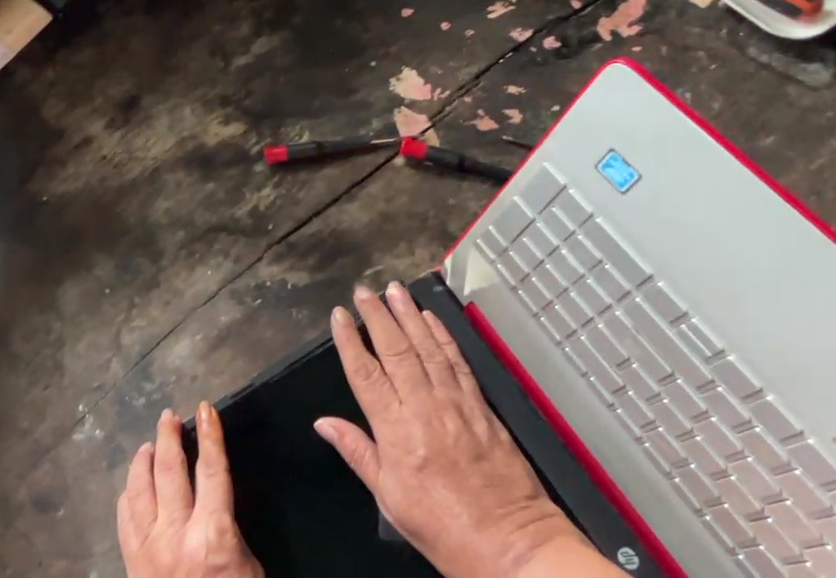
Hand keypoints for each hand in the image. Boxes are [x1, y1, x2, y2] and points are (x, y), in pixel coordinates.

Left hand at [117, 403, 263, 577]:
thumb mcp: (247, 569)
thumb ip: (227, 531)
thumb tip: (212, 501)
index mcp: (212, 536)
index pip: (212, 471)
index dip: (210, 436)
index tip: (204, 408)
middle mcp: (175, 535)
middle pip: (169, 470)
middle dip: (169, 436)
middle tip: (169, 416)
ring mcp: (148, 549)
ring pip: (139, 488)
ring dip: (144, 460)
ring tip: (150, 444)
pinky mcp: (131, 564)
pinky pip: (124, 517)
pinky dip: (129, 494)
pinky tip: (133, 485)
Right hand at [315, 283, 595, 577]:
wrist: (511, 545)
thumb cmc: (442, 528)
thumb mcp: (389, 498)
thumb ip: (357, 452)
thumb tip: (323, 422)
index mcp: (396, 432)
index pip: (366, 374)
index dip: (350, 341)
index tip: (339, 315)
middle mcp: (424, 408)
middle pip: (396, 351)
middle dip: (378, 316)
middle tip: (363, 289)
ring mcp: (456, 404)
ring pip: (427, 349)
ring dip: (409, 316)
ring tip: (394, 290)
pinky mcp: (481, 407)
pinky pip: (457, 362)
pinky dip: (442, 336)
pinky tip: (431, 319)